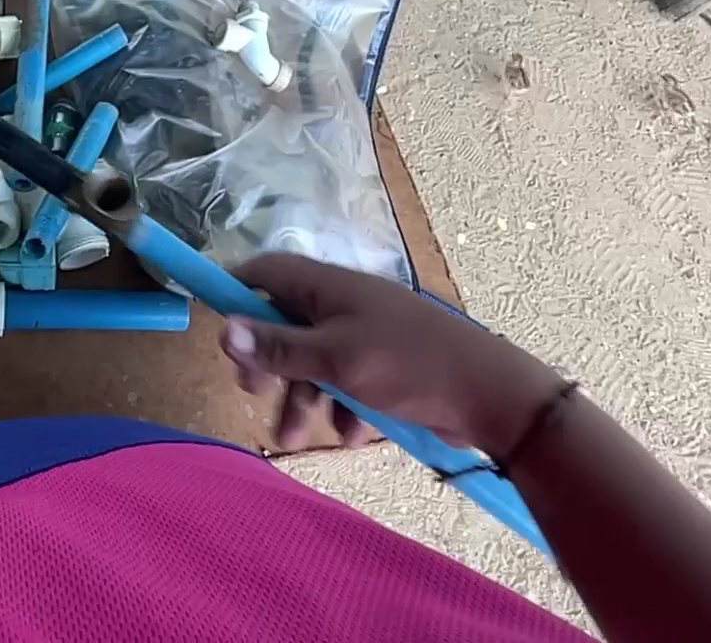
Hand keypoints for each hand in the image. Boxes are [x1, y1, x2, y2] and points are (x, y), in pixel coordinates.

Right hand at [221, 254, 565, 454]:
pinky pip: (344, 380)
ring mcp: (362, 333)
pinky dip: (340, 406)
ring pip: (312, 360)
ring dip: (301, 397)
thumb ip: (278, 347)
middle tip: (254, 392)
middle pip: (283, 322)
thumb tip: (222, 328)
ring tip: (294, 439)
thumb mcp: (335, 359)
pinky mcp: (382, 365)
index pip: (266, 272)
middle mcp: (340, 303)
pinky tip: (350, 434)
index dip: (236, 290)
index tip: (216, 323)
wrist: (494, 397)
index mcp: (326, 286)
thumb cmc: (408, 366)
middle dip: (268, 361)